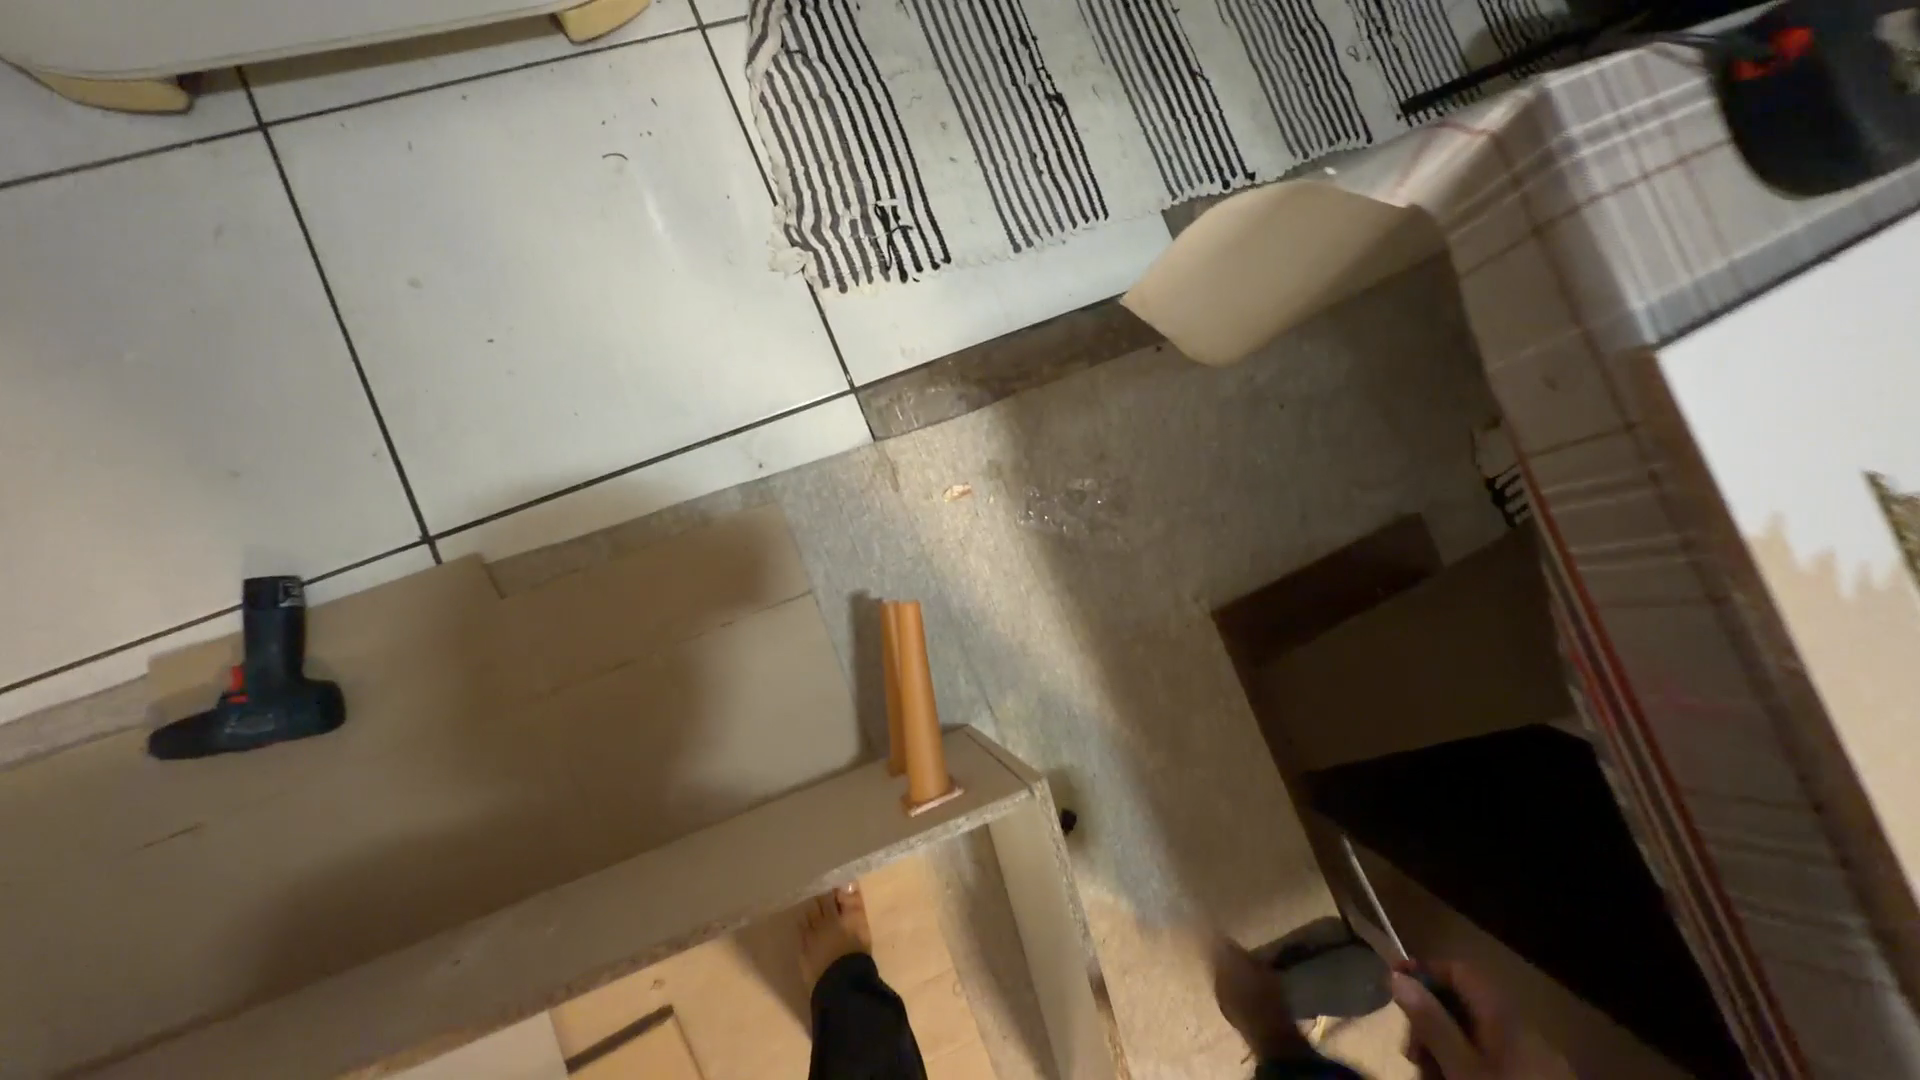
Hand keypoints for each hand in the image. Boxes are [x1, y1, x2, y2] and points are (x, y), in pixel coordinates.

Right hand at [1392, 962, 1574, 1079]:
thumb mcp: (1461, 1068)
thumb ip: (1431, 1021)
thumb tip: (1398, 976)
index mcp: (1505, 1017)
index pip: (1460, 971)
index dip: (1424, 970)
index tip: (1393, 984)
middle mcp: (1522, 1029)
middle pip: (1464, 1006)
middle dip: (1430, 1023)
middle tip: (1411, 1055)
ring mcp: (1534, 1058)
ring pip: (1475, 1037)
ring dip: (1444, 1050)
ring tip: (1428, 1076)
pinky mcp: (1536, 1079)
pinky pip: (1492, 1059)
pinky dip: (1466, 1066)